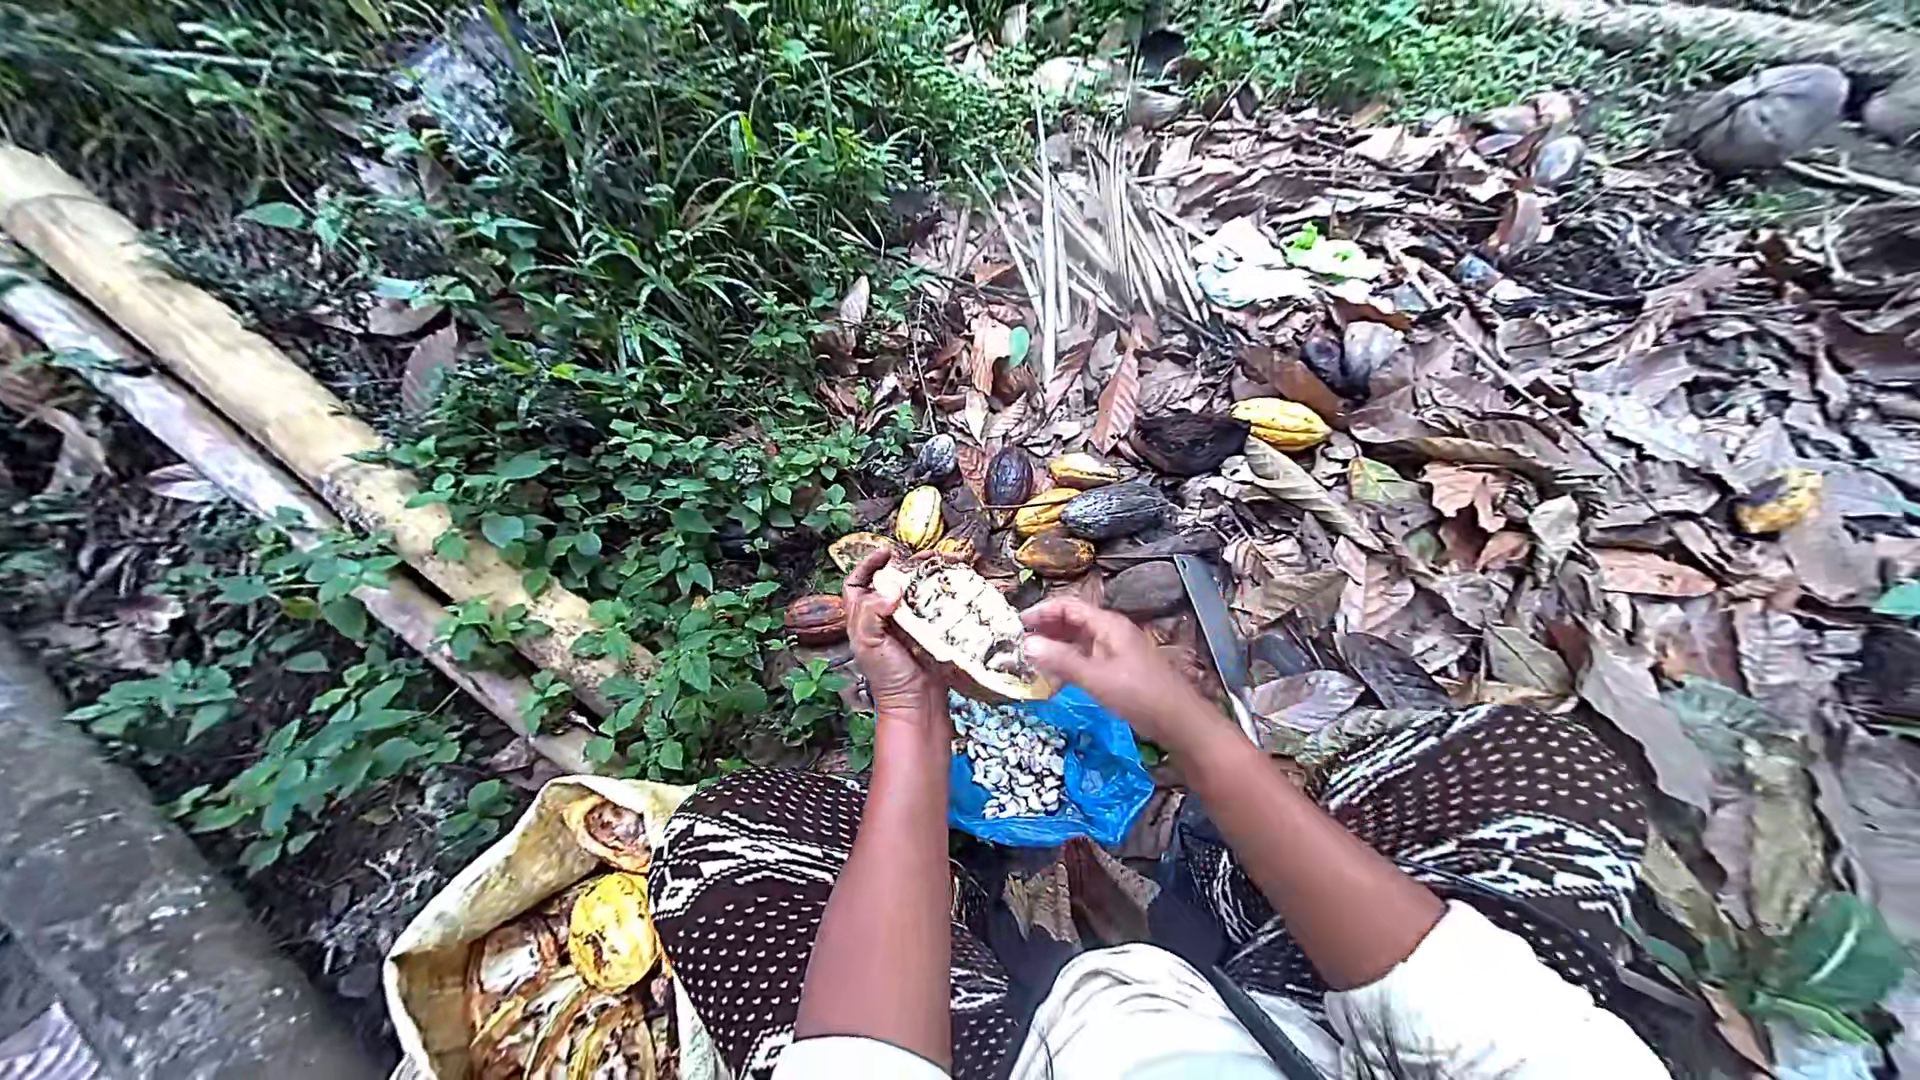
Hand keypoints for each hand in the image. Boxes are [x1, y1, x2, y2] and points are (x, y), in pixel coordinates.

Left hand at [844, 550, 946, 731]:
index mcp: (863, 617)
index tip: (884, 553)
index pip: (857, 583)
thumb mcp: (869, 643)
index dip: (867, 565)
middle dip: (904, 565)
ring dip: (925, 574)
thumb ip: (871, 612)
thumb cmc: (889, 677)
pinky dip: (941, 590)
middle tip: (919, 557)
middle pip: (890, 581)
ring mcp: (908, 622)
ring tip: (938, 563)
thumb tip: (891, 587)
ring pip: (914, 589)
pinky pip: (934, 602)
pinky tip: (949, 581)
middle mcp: (885, 616)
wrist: (918, 702)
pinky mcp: (929, 627)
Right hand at [1021, 598, 1222, 749]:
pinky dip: (1068, 662)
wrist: (1179, 721)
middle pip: (1072, 621)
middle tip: (1019, 644)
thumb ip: (1060, 660)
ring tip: (1031, 661)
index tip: (1017, 625)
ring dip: (1055, 647)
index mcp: (1107, 624)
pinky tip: (1056, 678)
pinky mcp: (1119, 667)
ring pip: (1078, 640)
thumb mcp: (1094, 677)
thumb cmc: (1138, 694)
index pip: (1067, 606)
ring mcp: (1116, 649)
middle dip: (1045, 630)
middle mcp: (1111, 631)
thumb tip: (1026, 644)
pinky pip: (1086, 657)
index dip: (1041, 612)